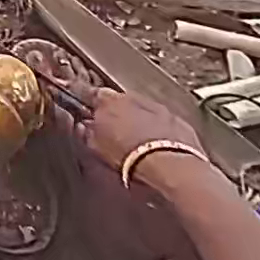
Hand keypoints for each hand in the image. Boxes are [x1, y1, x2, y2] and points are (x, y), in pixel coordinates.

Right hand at [47, 83, 203, 181]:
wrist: (172, 168)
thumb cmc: (129, 157)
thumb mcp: (95, 147)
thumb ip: (84, 131)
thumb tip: (80, 126)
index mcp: (105, 99)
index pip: (86, 92)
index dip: (82, 100)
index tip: (81, 107)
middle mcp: (129, 97)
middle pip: (116, 101)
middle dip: (114, 112)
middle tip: (113, 133)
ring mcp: (156, 107)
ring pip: (140, 110)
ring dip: (137, 121)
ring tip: (137, 144)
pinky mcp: (178, 121)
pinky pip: (163, 123)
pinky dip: (159, 131)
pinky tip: (159, 148)